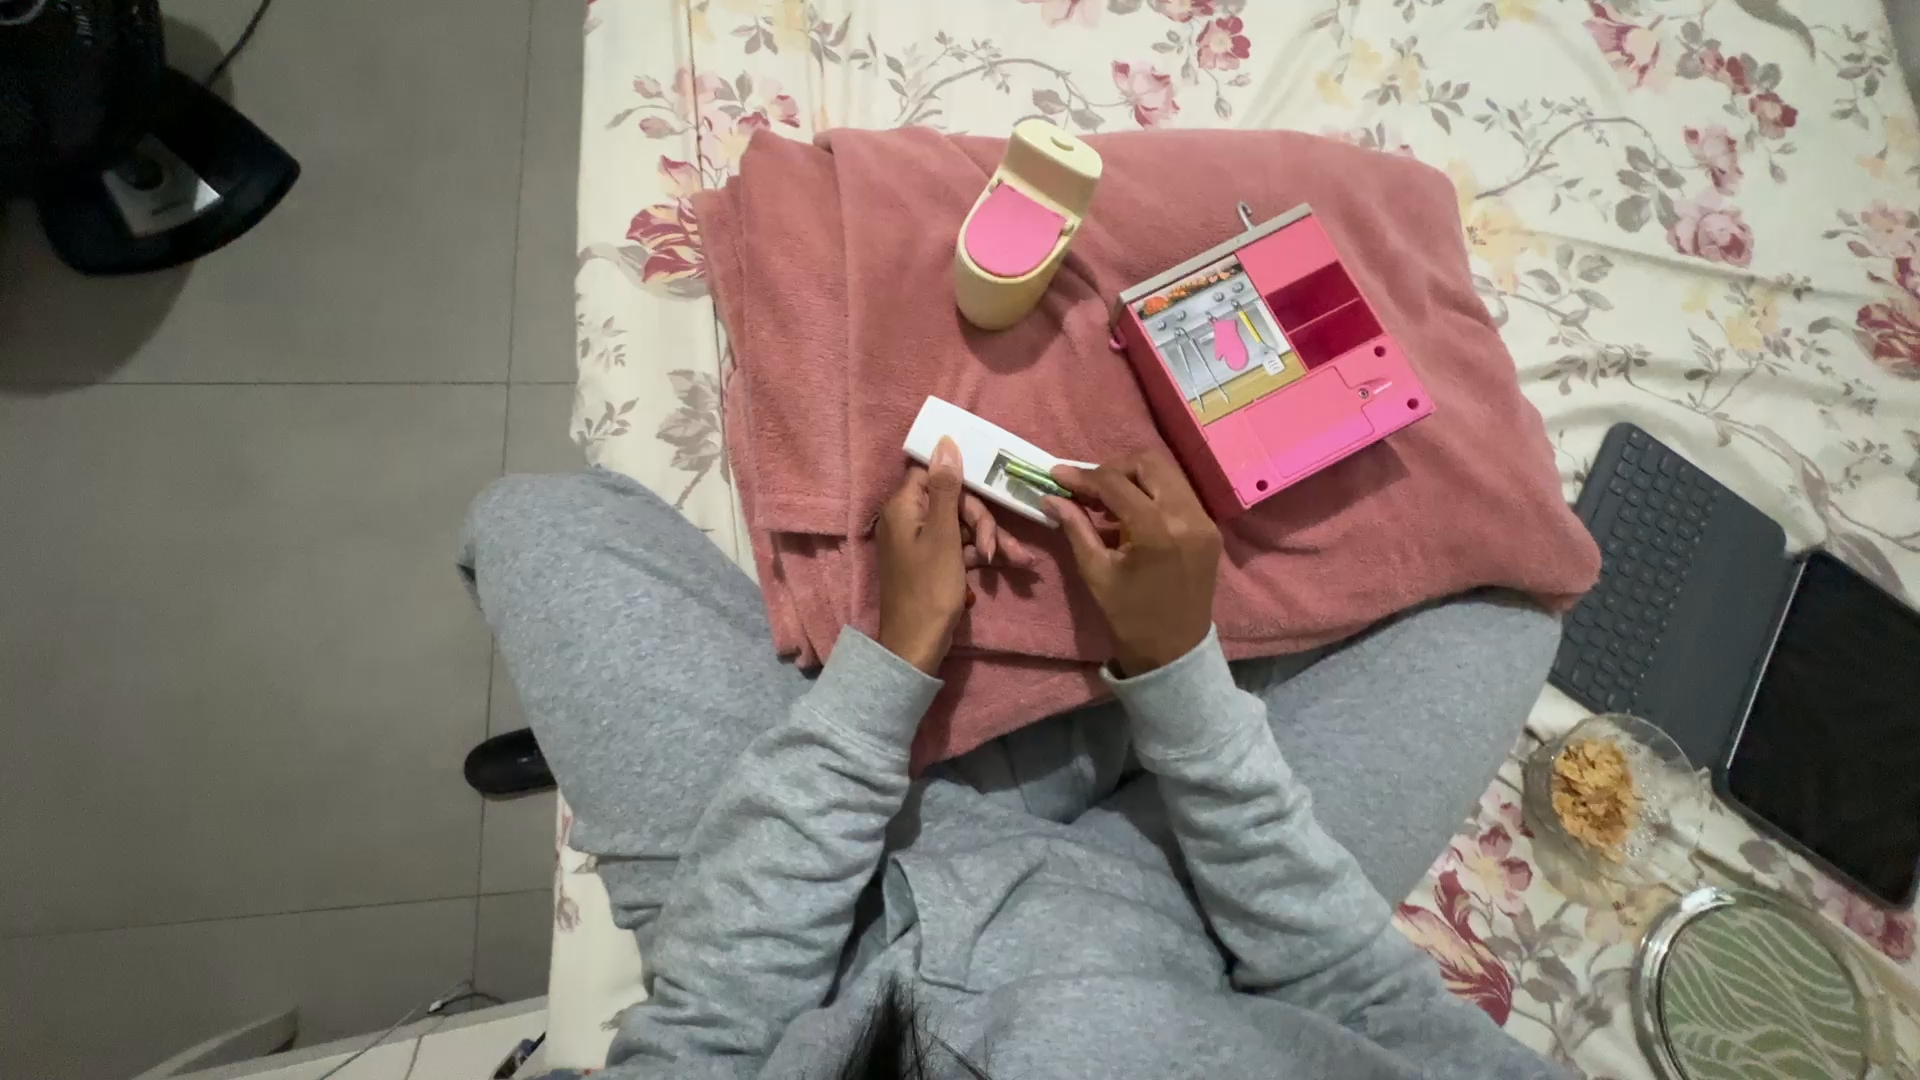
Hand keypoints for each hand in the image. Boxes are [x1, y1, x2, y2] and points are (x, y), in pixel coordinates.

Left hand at [875, 437, 1035, 673]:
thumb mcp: (944, 535)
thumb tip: (945, 441)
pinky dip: (981, 554)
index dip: (962, 484)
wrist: (917, 644)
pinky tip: (1012, 564)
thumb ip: (947, 488)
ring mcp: (920, 541)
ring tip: (1019, 560)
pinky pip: (959, 546)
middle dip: (982, 521)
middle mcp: (909, 519)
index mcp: (904, 507)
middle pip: (953, 500)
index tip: (987, 498)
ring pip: (961, 526)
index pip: (934, 474)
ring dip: (990, 539)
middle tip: (996, 548)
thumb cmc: (929, 588)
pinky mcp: (933, 561)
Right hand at [1043, 450, 1221, 676]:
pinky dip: (1151, 494)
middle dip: (1112, 469)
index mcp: (1156, 531)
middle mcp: (1187, 516)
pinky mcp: (1209, 528)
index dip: (1083, 477)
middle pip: (1148, 463)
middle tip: (1088, 488)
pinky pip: (1177, 494)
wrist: (1174, 652)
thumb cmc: (1129, 617)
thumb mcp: (1095, 571)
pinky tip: (1128, 514)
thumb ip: (1075, 526)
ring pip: (1166, 474)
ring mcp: (1204, 521)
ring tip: (1105, 501)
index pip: (1115, 483)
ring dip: (1133, 479)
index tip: (1057, 476)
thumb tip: (1051, 496)